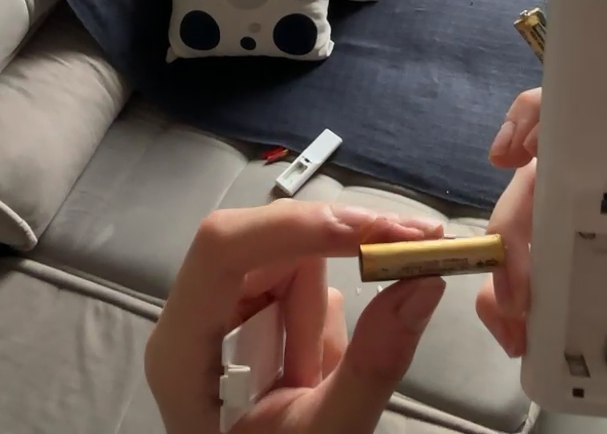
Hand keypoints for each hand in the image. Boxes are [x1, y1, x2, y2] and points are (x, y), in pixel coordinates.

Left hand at [148, 200, 449, 433]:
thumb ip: (372, 364)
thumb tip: (425, 282)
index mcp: (181, 345)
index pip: (225, 246)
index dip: (298, 225)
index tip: (377, 230)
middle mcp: (194, 309)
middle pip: (269, 242)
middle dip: (340, 250)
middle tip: (420, 245)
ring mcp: (220, 307)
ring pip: (291, 260)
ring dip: (324, 314)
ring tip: (316, 380)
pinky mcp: (248, 310)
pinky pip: (299, 283)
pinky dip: (322, 320)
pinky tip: (311, 374)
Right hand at [479, 89, 606, 433]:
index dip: (586, 109)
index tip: (527, 139)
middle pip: (573, 166)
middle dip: (527, 203)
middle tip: (520, 270)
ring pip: (539, 213)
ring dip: (510, 252)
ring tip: (516, 315)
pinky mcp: (587, 300)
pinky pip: (530, 268)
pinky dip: (505, 289)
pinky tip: (512, 330)